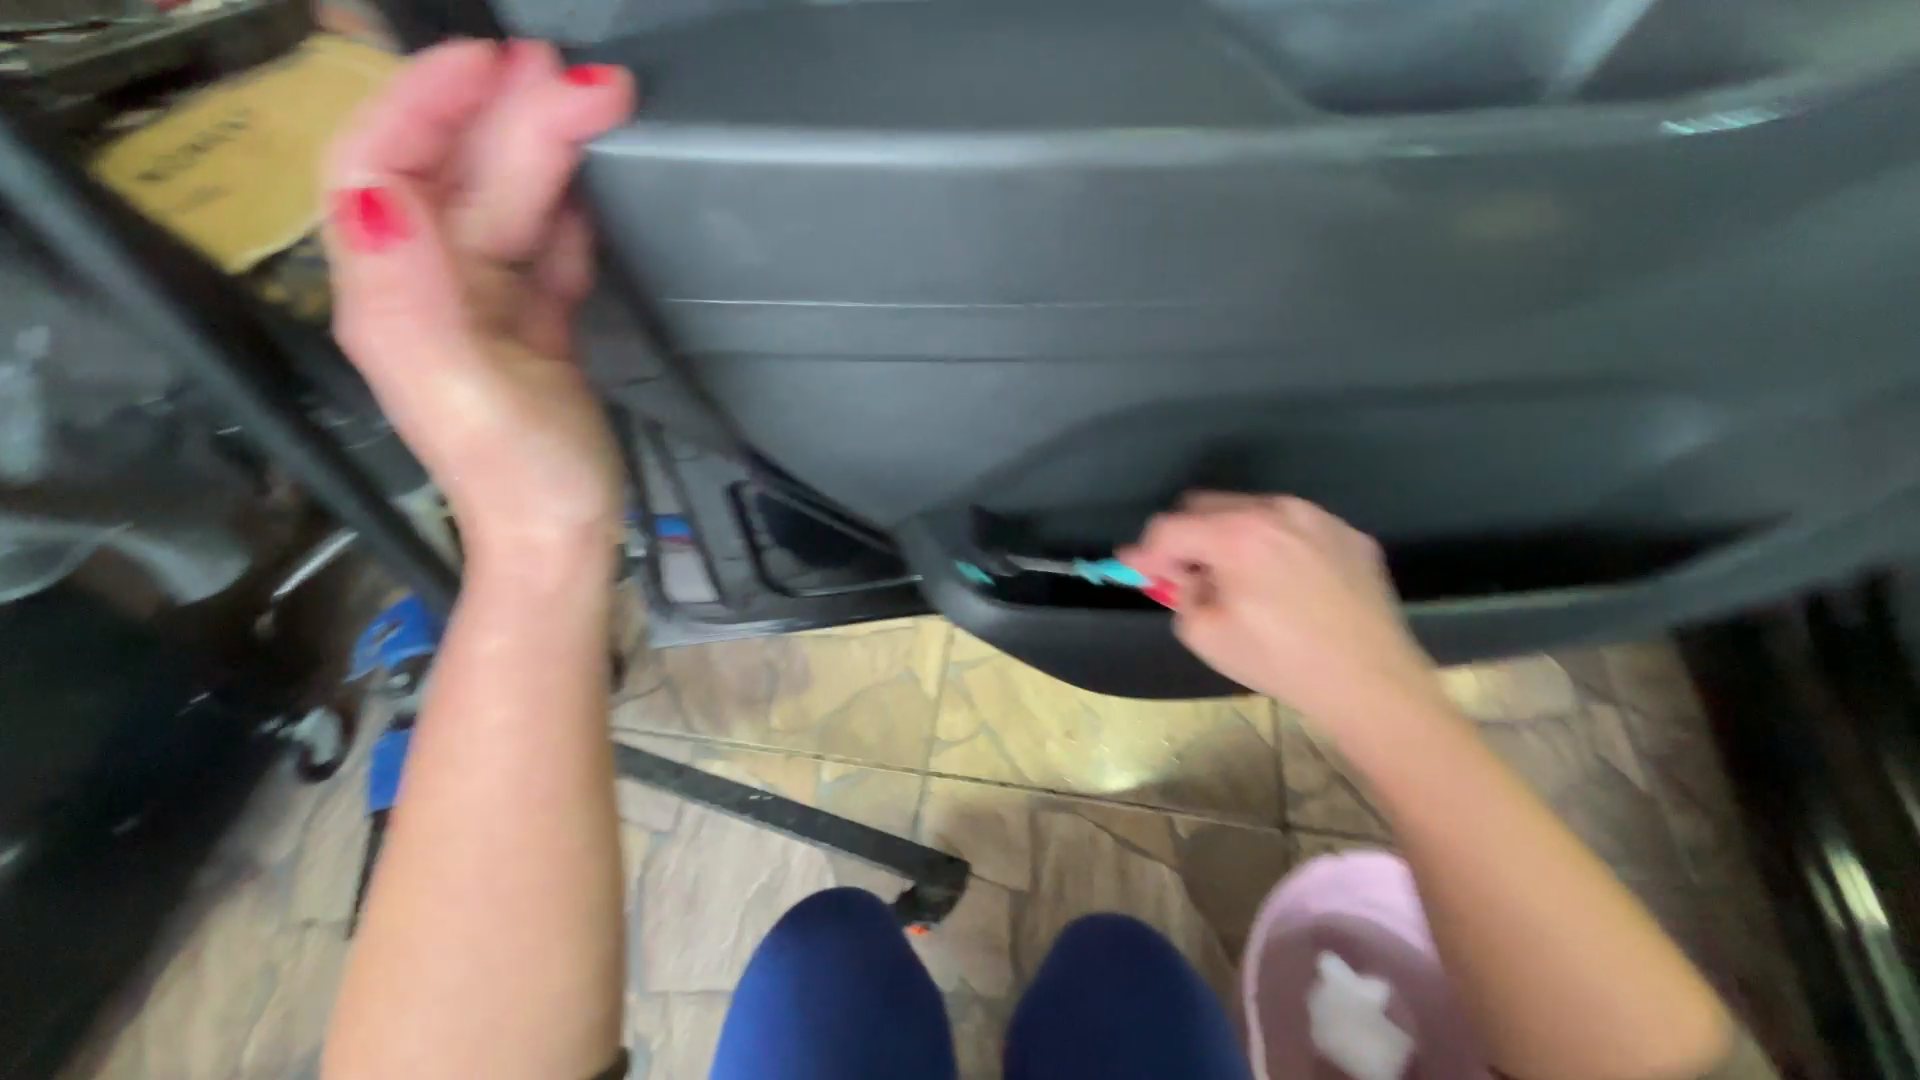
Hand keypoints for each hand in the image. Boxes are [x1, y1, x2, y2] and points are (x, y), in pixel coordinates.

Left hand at [323, 40, 636, 557]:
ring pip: (511, 208)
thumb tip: (383, 194)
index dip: (423, 102)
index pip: (381, 166)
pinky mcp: (535, 327)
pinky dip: (568, 216)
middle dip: (512, 117)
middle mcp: (433, 289)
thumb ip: (414, 298)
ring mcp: (487, 308)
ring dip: (548, 154)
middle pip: (460, 178)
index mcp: (398, 295)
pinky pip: (546, 252)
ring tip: (597, 106)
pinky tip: (591, 192)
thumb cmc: (523, 478)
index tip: (492, 64)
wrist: (563, 539)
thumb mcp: (464, 395)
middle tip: (582, 79)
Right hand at [1119, 494, 1444, 725]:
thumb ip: (1179, 592)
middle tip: (1187, 575)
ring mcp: (1319, 519)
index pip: (1169, 527)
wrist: (1371, 681)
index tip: (1137, 570)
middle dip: (1187, 537)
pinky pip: (1295, 528)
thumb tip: (1178, 572)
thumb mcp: (1205, 634)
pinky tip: (1288, 586)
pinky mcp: (1350, 535)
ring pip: (1253, 510)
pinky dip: (1276, 547)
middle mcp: (1277, 511)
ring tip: (1242, 581)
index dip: (1146, 551)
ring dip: (1231, 537)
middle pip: (1206, 505)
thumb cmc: (1280, 661)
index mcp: (1237, 534)